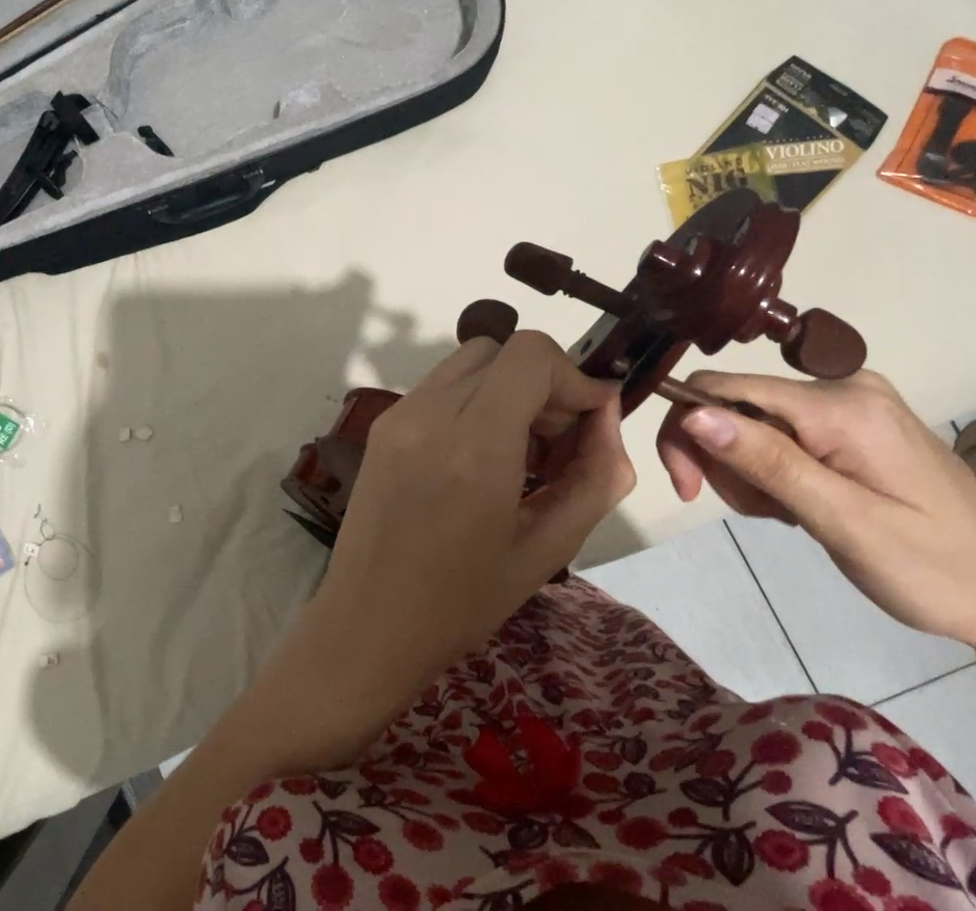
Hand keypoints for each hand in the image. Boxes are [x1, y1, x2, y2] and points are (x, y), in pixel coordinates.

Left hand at [312, 332, 633, 688]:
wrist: (369, 623)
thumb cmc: (462, 601)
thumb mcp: (549, 547)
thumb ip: (596, 476)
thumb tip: (606, 417)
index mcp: (473, 444)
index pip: (530, 354)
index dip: (573, 377)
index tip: (590, 423)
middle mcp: (428, 415)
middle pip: (501, 351)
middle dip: (544, 384)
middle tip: (557, 444)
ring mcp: (396, 417)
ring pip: (468, 363)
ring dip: (507, 389)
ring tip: (520, 453)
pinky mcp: (380, 428)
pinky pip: (438, 388)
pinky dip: (472, 401)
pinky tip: (481, 457)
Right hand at [655, 369, 975, 649]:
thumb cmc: (935, 570)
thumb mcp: (843, 522)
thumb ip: (767, 462)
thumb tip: (692, 414)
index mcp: (842, 406)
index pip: (720, 389)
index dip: (683, 431)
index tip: (689, 490)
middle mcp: (843, 388)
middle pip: (732, 404)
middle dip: (722, 460)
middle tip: (761, 514)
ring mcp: (851, 404)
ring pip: (750, 423)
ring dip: (748, 473)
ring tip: (791, 516)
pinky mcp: (853, 425)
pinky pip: (779, 434)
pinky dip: (771, 473)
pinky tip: (802, 505)